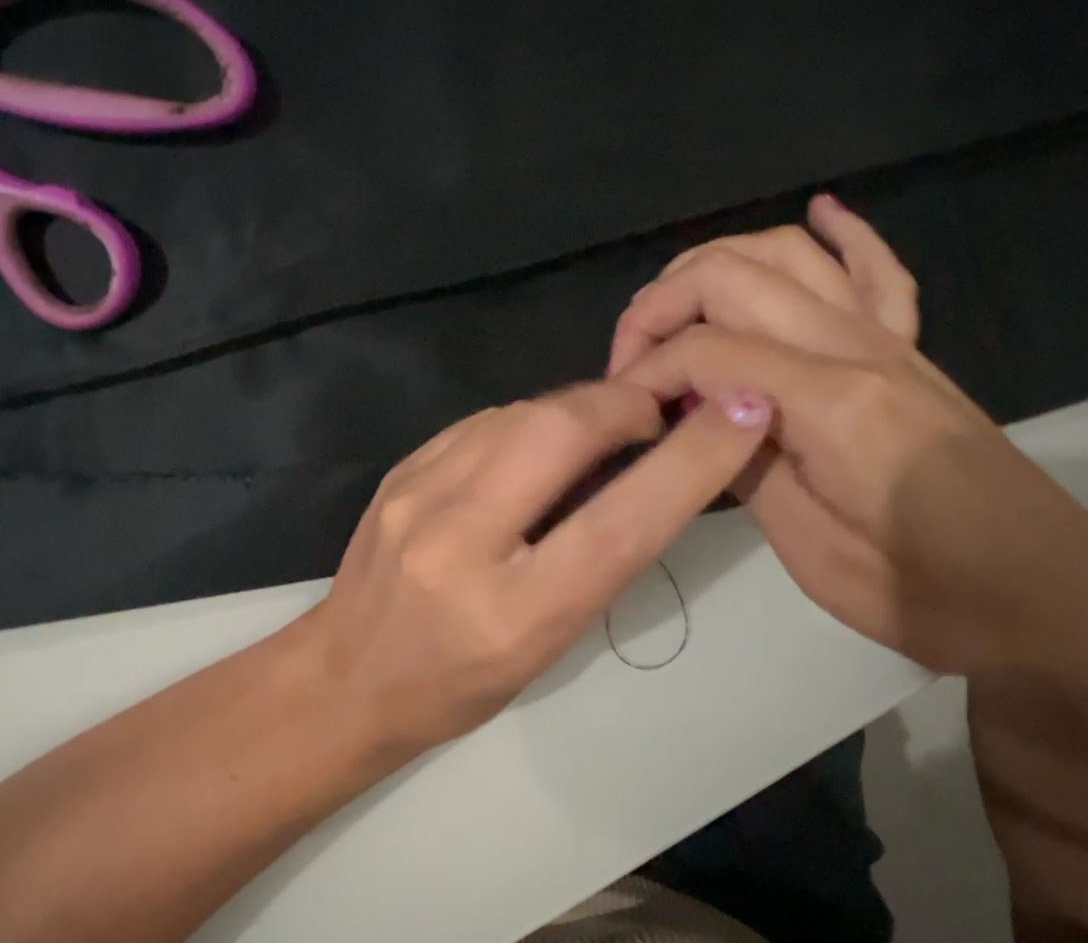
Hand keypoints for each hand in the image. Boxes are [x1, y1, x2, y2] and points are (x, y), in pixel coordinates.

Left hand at [307, 381, 772, 751]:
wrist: (346, 677)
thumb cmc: (460, 684)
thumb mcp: (547, 645)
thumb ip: (598, 558)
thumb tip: (646, 471)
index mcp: (511, 612)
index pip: (619, 523)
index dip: (691, 461)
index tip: (742, 413)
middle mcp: (457, 542)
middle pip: (559, 431)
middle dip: (624, 404)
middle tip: (657, 412)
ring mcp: (416, 496)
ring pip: (519, 411)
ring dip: (578, 406)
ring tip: (605, 425)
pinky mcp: (397, 470)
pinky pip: (481, 421)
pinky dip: (528, 419)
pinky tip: (540, 440)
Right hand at [608, 195, 1087, 674]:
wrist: (1043, 602)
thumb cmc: (921, 592)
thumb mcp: (806, 545)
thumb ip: (739, 464)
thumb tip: (689, 416)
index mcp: (826, 399)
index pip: (703, 350)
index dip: (643, 373)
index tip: (618, 413)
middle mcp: (855, 346)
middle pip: (731, 275)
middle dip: (658, 307)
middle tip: (630, 366)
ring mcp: (888, 341)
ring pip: (788, 254)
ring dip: (717, 265)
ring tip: (677, 313)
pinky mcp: (911, 353)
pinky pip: (878, 271)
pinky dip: (843, 233)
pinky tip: (820, 210)